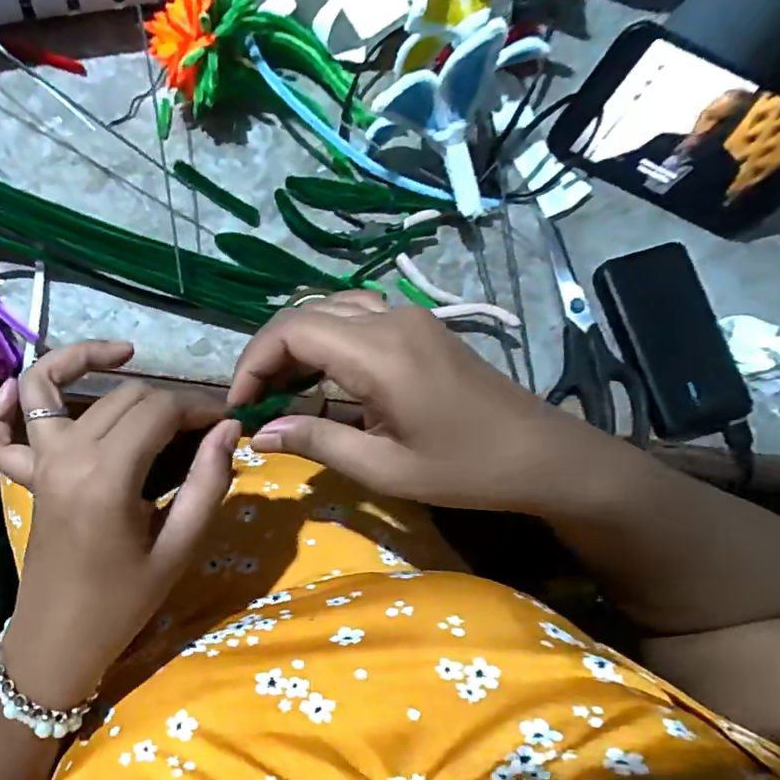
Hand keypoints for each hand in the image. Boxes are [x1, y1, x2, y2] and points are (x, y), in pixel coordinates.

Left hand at [0, 342, 238, 703]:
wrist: (61, 638)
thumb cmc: (124, 602)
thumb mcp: (178, 548)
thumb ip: (207, 483)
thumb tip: (229, 430)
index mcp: (107, 477)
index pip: (159, 411)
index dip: (198, 407)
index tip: (227, 420)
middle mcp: (67, 457)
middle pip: (122, 397)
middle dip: (169, 397)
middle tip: (203, 421)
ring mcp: (40, 464)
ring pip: (56, 390)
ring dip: (84, 361)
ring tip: (125, 353)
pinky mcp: (28, 477)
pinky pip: (1, 434)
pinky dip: (4, 406)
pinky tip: (22, 389)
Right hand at [228, 293, 647, 514]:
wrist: (539, 454)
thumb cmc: (464, 469)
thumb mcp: (383, 468)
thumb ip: (317, 443)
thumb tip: (262, 434)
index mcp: (379, 353)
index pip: (292, 330)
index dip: (253, 361)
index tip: (240, 403)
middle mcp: (390, 318)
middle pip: (306, 313)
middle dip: (269, 353)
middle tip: (255, 401)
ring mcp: (409, 317)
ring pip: (330, 309)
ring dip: (298, 343)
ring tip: (281, 390)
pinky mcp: (420, 326)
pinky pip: (358, 316)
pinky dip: (327, 340)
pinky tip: (323, 377)